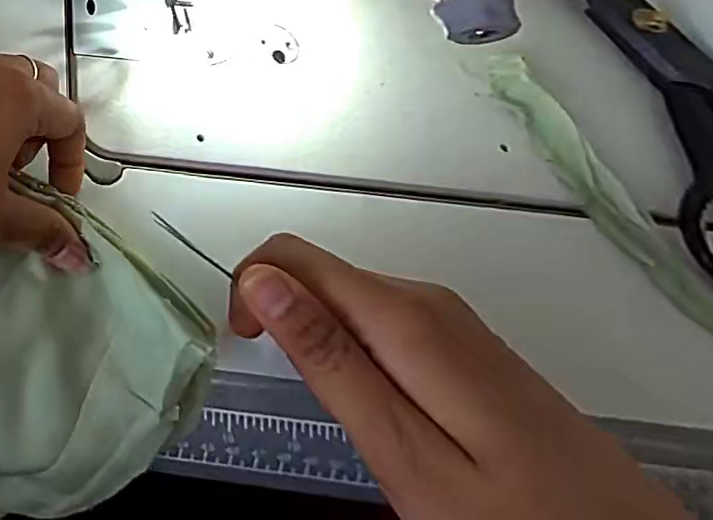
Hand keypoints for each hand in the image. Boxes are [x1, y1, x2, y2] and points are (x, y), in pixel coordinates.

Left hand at [0, 34, 91, 335]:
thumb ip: (45, 232)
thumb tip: (81, 258)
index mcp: (21, 96)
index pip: (70, 121)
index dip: (70, 163)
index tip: (53, 197)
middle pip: (40, 90)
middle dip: (39, 131)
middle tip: (12, 172)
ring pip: (3, 73)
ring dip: (9, 107)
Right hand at [229, 235, 688, 519]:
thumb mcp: (407, 455)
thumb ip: (329, 359)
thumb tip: (261, 280)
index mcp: (403, 316)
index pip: (291, 256)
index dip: (250, 286)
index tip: (244, 339)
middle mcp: (425, 300)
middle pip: (319, 271)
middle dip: (281, 308)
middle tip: (284, 382)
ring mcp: (452, 320)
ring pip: (348, 294)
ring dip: (315, 328)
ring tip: (329, 399)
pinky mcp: (468, 345)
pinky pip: (383, 318)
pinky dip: (353, 342)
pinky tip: (375, 399)